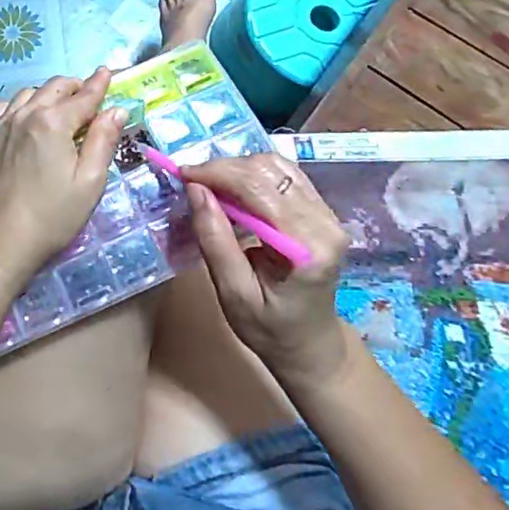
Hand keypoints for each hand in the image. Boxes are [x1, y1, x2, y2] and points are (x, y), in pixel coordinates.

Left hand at [0, 68, 125, 281]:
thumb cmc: (52, 215)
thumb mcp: (89, 182)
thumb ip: (102, 141)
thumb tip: (115, 110)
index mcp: (53, 123)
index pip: (83, 96)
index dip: (98, 84)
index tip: (107, 71)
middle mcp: (25, 114)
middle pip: (53, 87)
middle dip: (74, 86)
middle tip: (87, 94)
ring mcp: (1, 124)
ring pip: (28, 94)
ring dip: (47, 93)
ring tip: (59, 106)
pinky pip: (3, 107)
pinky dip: (20, 104)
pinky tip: (25, 116)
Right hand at [183, 153, 351, 390]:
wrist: (310, 345)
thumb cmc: (270, 328)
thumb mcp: (233, 293)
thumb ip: (215, 240)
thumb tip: (195, 189)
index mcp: (306, 246)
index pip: (258, 188)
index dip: (216, 174)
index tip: (181, 175)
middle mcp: (324, 222)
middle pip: (266, 170)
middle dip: (222, 169)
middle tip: (190, 182)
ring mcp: (327, 213)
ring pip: (274, 165)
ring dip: (236, 168)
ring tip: (210, 186)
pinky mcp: (320, 209)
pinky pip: (283, 173)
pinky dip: (251, 173)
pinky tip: (233, 189)